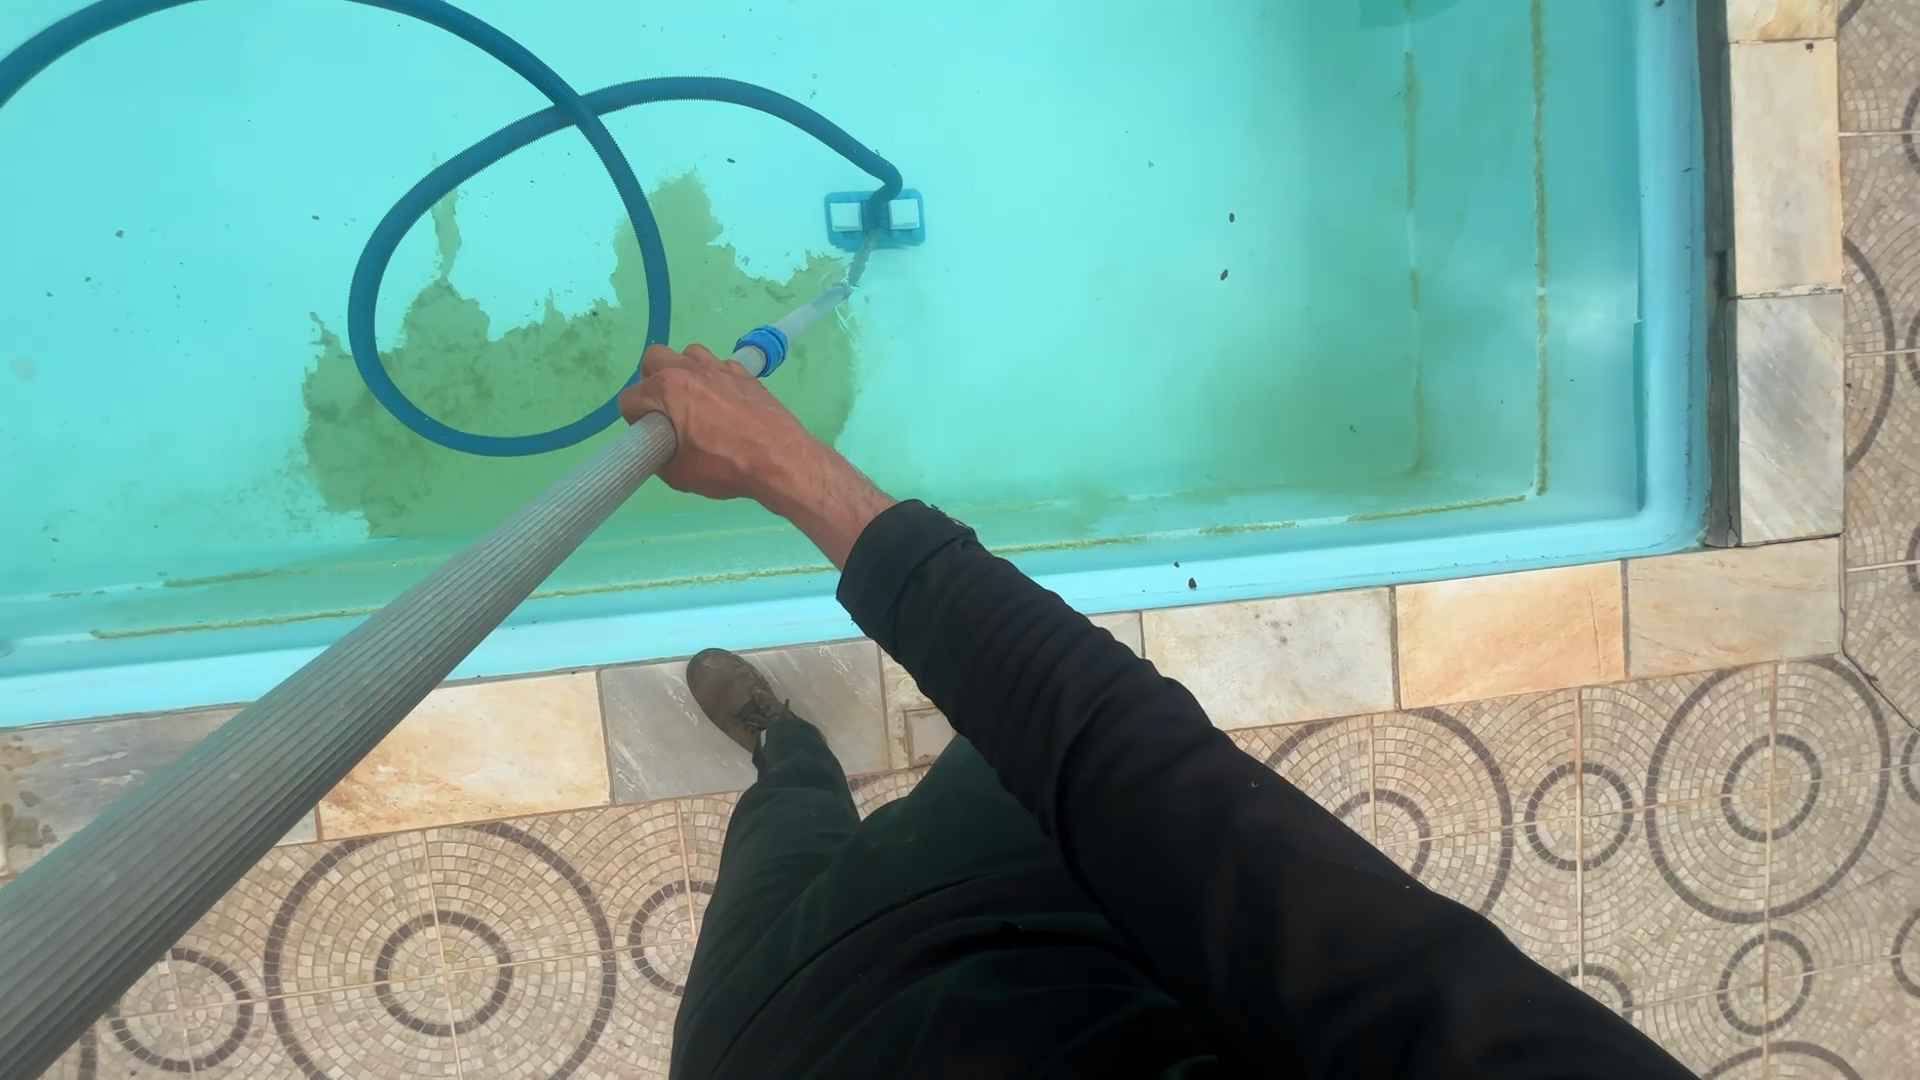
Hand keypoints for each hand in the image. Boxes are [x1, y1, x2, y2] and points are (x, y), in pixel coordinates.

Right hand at [618, 343, 894, 567]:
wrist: (781, 460)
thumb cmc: (726, 467)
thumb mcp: (679, 475)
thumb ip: (658, 457)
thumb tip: (659, 450)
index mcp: (668, 389)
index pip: (630, 398)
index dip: (635, 421)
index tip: (650, 436)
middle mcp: (691, 369)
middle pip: (654, 359)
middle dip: (651, 382)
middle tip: (665, 410)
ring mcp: (721, 368)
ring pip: (690, 354)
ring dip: (685, 372)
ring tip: (693, 401)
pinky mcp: (746, 374)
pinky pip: (721, 366)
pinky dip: (716, 379)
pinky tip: (724, 403)